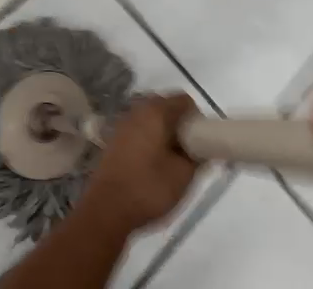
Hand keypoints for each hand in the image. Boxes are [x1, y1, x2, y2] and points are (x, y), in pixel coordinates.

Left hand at [79, 93, 202, 235]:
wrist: (106, 211)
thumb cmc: (148, 189)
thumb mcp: (184, 176)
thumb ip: (200, 158)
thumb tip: (207, 150)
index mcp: (156, 111)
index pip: (185, 101)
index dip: (198, 119)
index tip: (201, 142)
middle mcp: (137, 111)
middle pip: (167, 107)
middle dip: (181, 126)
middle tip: (188, 153)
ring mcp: (122, 125)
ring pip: (151, 121)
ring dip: (164, 135)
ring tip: (171, 162)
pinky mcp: (113, 141)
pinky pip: (138, 132)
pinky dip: (149, 142)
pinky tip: (152, 166)